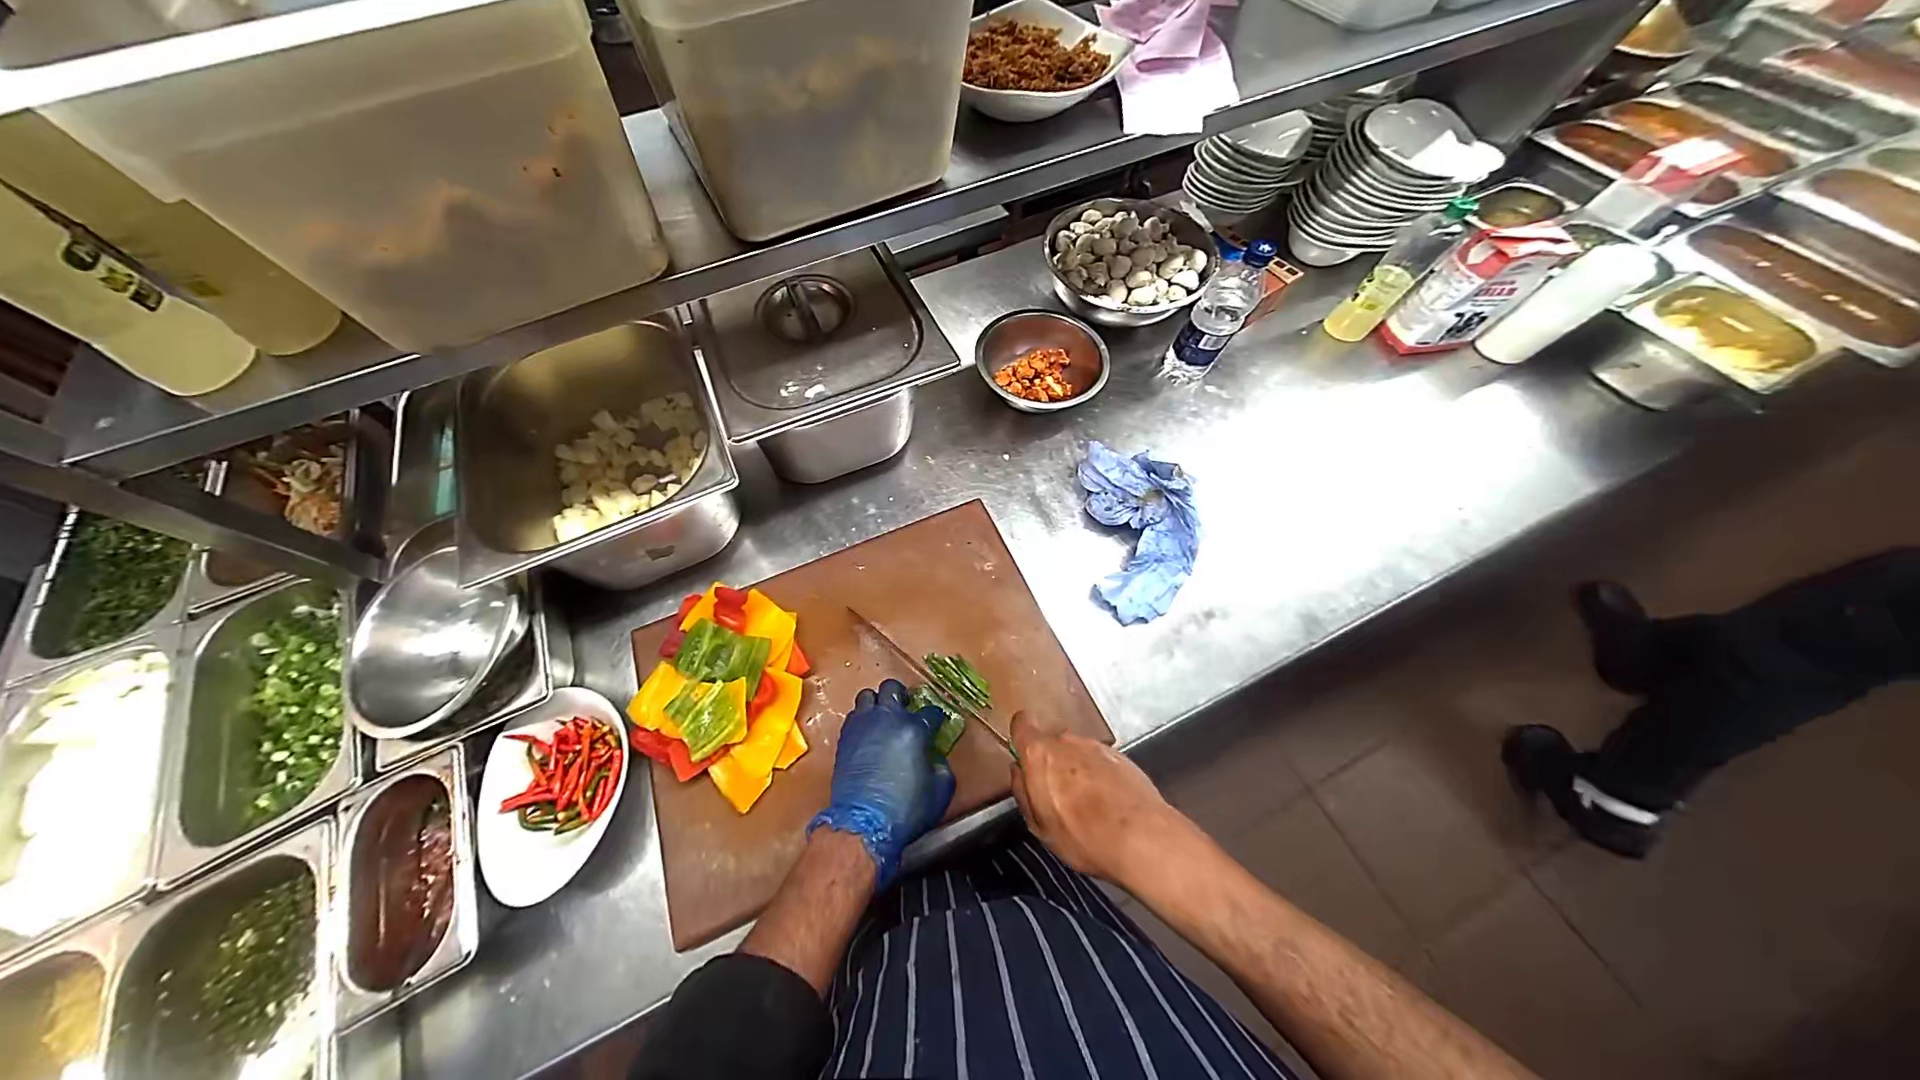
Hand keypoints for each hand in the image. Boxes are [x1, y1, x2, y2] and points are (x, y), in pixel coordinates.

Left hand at [809, 679, 955, 887]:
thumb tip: (935, 759)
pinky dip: (862, 720)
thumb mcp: (940, 790)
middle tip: (907, 707)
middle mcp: (887, 719)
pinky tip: (868, 734)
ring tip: (883, 716)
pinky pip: (854, 717)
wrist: (863, 823)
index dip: (936, 717)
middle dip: (902, 695)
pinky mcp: (844, 738)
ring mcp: (862, 726)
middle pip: (892, 689)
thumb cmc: (905, 809)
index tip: (937, 722)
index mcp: (914, 729)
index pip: (930, 712)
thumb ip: (941, 767)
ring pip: (867, 696)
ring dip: (877, 703)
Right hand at [1009, 710, 1183, 885]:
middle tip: (1057, 796)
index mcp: (1039, 754)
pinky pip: (1101, 763)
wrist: (1140, 838)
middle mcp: (1067, 742)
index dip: (1021, 735)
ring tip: (1087, 807)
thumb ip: (1022, 791)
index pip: (1022, 725)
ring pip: (1078, 754)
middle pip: (1052, 744)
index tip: (1023, 750)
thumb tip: (1018, 772)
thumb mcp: (1039, 825)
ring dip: (1078, 772)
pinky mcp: (1121, 757)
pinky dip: (1101, 777)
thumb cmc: (1084, 836)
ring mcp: (1096, 747)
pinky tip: (1108, 805)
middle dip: (1052, 764)